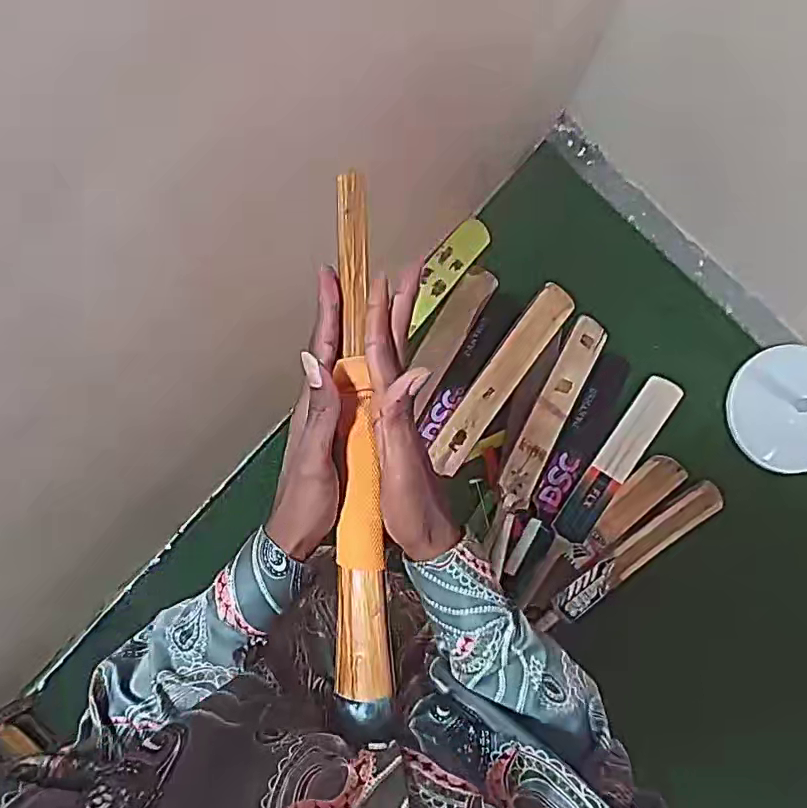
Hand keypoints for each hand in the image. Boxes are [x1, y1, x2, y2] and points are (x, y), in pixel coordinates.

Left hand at [264, 268, 343, 559]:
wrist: (298, 534)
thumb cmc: (305, 501)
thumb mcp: (315, 458)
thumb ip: (320, 413)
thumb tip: (316, 361)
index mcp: (314, 407)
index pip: (321, 350)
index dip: (327, 313)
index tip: (331, 275)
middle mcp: (320, 405)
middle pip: (334, 350)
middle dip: (346, 312)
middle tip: (358, 277)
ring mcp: (330, 419)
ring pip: (345, 367)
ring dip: (355, 334)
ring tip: (370, 306)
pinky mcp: (340, 434)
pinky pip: (354, 391)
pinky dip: (363, 367)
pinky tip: (372, 363)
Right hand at [365, 267, 462, 560]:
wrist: (430, 539)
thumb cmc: (412, 511)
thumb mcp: (400, 470)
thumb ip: (398, 422)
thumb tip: (409, 373)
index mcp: (393, 415)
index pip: (384, 358)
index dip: (378, 319)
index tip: (377, 280)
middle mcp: (396, 411)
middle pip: (394, 351)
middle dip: (396, 308)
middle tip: (404, 268)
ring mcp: (396, 422)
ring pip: (391, 365)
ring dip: (389, 328)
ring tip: (388, 298)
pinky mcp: (392, 436)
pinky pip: (382, 388)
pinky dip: (380, 363)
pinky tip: (376, 359)